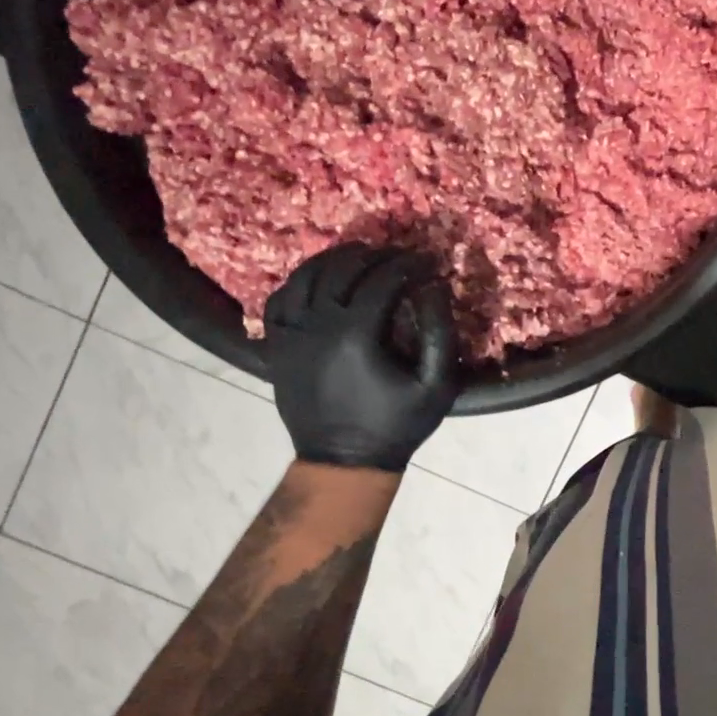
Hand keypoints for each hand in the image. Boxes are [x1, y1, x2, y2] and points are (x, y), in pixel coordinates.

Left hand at [265, 243, 459, 471]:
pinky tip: (320, 280)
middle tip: (399, 254)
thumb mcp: (436, 385)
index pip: (382, 280)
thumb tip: (434, 287)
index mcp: (355, 335)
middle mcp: (315, 327)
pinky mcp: (276, 346)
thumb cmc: (398, 424)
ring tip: (361, 255)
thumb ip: (440, 333)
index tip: (429, 259)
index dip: (408, 264)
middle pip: (341, 271)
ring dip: (334, 260)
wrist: (344, 461)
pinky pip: (279, 300)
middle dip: (374, 256)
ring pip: (304, 277)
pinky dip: (299, 281)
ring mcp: (289, 335)